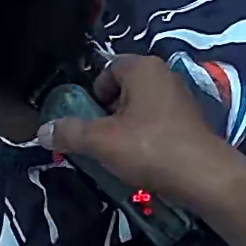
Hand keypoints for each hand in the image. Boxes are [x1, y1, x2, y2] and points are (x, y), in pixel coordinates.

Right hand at [35, 55, 244, 203]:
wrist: (204, 177)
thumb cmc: (150, 149)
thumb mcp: (101, 141)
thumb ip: (69, 133)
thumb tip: (41, 132)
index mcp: (143, 68)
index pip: (106, 69)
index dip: (91, 94)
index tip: (86, 121)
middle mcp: (164, 76)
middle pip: (122, 90)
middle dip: (106, 115)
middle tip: (98, 141)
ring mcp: (180, 100)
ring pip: (139, 111)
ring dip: (125, 131)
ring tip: (118, 155)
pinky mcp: (190, 124)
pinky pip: (157, 126)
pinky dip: (145, 140)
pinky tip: (142, 162)